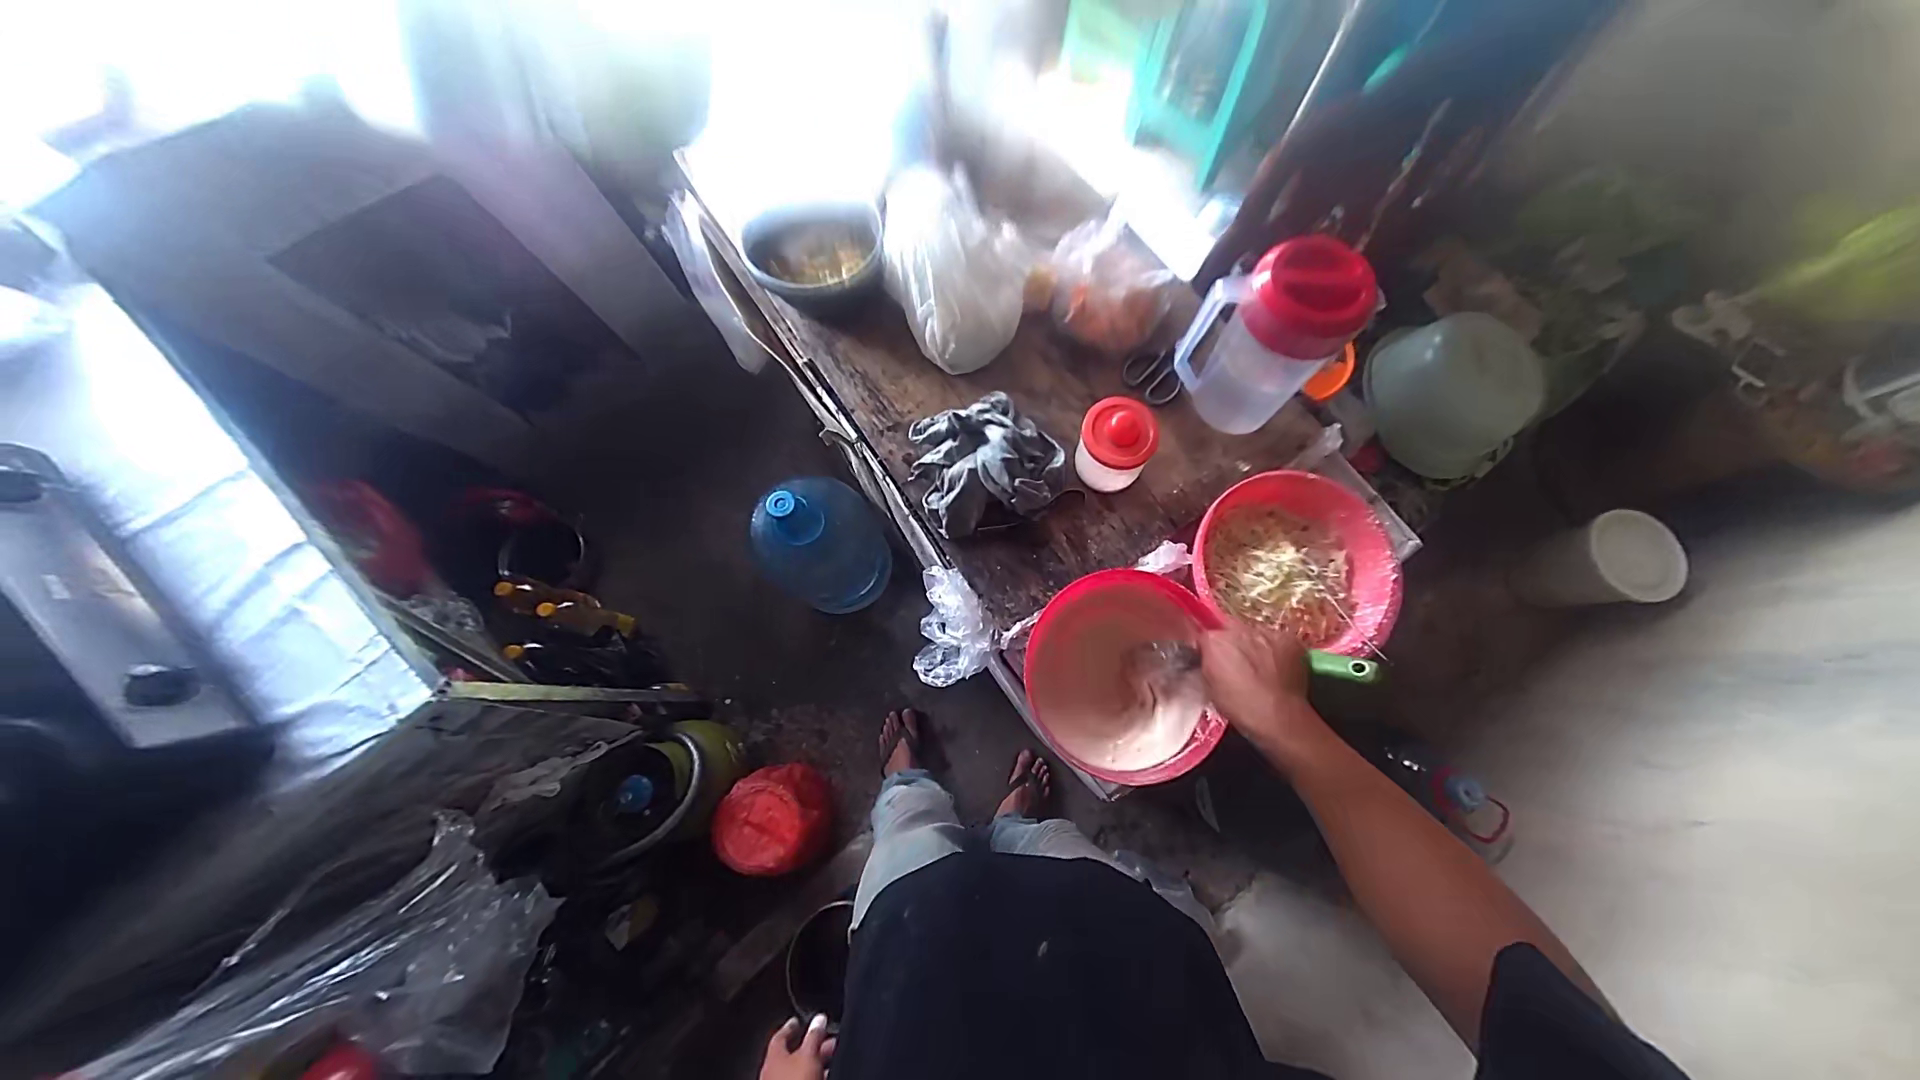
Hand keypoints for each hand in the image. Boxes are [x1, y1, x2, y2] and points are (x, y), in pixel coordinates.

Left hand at [759, 1014, 835, 1079]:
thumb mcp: (808, 1055)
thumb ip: (814, 1035)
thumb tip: (819, 1018)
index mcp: (773, 1058)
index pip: (781, 1036)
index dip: (792, 1027)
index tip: (798, 1021)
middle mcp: (772, 1075)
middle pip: (792, 1055)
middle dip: (811, 1047)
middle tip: (827, 1041)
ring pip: (798, 1072)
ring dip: (814, 1065)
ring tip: (831, 1063)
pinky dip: (813, 1078)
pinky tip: (825, 1078)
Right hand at [1200, 623, 1320, 757]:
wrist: (1280, 717)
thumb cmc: (1239, 707)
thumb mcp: (1209, 685)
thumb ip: (1205, 663)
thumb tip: (1207, 657)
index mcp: (1214, 640)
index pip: (1206, 636)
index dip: (1208, 649)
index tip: (1213, 661)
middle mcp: (1239, 630)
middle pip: (1230, 630)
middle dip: (1231, 644)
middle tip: (1236, 664)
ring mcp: (1266, 632)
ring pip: (1254, 634)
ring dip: (1253, 645)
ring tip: (1260, 667)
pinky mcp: (1289, 639)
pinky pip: (1276, 640)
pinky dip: (1274, 650)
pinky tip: (1276, 666)